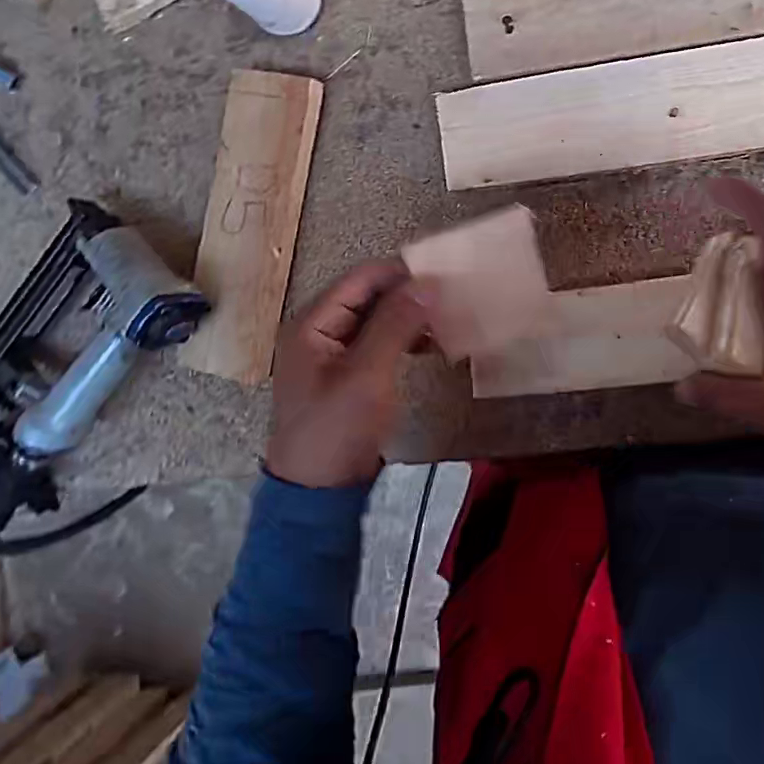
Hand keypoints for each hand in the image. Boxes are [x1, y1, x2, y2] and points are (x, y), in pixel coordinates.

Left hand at [266, 260, 433, 488]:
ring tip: (447, 321)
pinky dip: (405, 338)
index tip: (443, 277)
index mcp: (312, 323)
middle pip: (369, 295)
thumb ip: (395, 324)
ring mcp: (333, 352)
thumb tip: (426, 282)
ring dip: (411, 316)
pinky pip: (380, 340)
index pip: (361, 279)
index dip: (401, 273)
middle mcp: (319, 330)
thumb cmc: (337, 428)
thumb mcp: (367, 373)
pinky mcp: (349, 372)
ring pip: (378, 317)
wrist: (319, 490)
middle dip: (409, 294)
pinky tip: (432, 346)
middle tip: (451, 299)